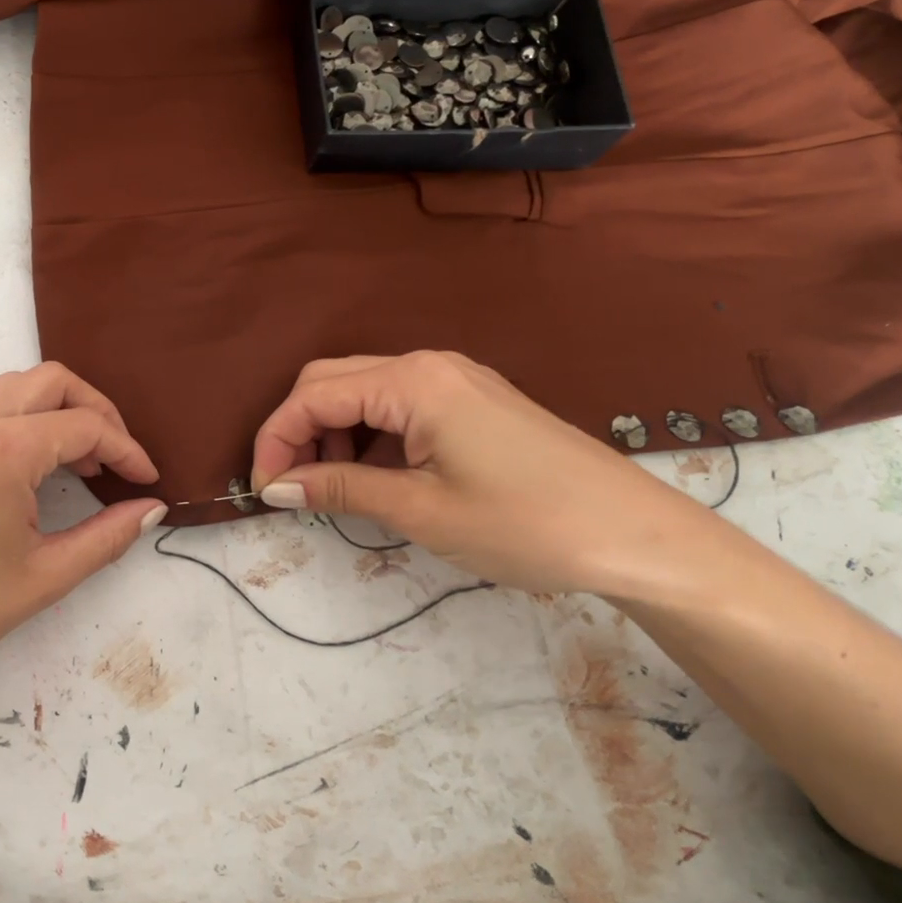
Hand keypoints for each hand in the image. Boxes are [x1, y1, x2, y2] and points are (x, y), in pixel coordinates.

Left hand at [0, 363, 166, 694]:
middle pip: (52, 381)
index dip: (126, 449)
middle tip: (116, 458)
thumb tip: (152, 508)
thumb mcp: (48, 575)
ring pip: (15, 385)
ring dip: (56, 409)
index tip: (147, 479)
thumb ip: (109, 535)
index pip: (84, 426)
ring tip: (80, 461)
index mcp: (3, 448)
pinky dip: (20, 416)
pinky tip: (33, 463)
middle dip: (95, 411)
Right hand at [250, 351, 725, 593]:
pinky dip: (368, 435)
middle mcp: (428, 364)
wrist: (639, 538)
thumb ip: (340, 489)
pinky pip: (397, 404)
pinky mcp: (473, 401)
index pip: (312, 396)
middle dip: (297, 431)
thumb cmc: (525, 524)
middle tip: (289, 487)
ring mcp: (455, 379)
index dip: (274, 440)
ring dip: (332, 433)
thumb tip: (274, 487)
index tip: (263, 490)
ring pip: (362, 390)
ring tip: (332, 488)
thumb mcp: (420, 511)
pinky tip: (374, 475)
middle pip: (330, 381)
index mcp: (412, 381)